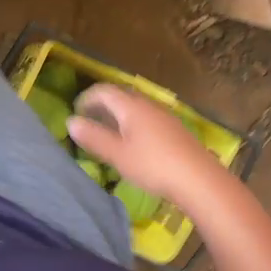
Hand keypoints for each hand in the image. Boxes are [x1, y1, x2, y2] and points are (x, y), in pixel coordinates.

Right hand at [68, 84, 229, 203]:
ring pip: (135, 108)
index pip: (104, 91)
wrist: (200, 180)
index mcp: (131, 107)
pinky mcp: (175, 130)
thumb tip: (70, 121)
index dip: (87, 97)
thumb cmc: (153, 165)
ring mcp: (164, 116)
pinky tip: (133, 143)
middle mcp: (148, 105)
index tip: (75, 111)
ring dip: (118, 115)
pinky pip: (147, 118)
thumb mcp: (117, 154)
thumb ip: (93, 137)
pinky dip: (132, 124)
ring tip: (108, 133)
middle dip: (102, 105)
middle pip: (121, 96)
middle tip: (89, 120)